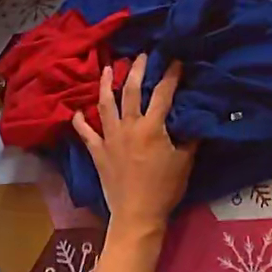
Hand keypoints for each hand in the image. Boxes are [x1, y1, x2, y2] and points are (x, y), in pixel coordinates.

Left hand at [73, 55, 196, 237]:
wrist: (137, 215)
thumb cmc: (165, 189)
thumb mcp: (184, 162)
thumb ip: (189, 138)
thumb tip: (194, 119)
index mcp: (151, 127)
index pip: (162, 94)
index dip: (170, 75)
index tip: (175, 61)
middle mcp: (128, 126)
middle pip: (130, 90)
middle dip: (136, 69)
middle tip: (140, 56)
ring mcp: (110, 137)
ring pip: (105, 104)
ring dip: (105, 84)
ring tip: (107, 68)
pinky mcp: (97, 151)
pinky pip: (85, 133)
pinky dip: (80, 121)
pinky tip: (77, 112)